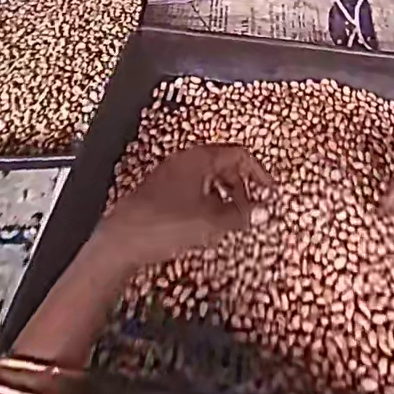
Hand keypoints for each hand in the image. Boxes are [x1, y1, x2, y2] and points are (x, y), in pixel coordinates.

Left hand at [91, 145, 271, 271]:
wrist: (122, 239)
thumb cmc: (167, 224)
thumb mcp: (210, 222)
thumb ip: (240, 216)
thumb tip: (264, 212)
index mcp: (200, 158)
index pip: (238, 154)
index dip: (258, 172)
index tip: (271, 192)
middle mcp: (186, 159)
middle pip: (224, 163)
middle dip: (243, 185)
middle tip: (253, 211)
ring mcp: (172, 173)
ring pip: (209, 177)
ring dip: (226, 195)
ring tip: (233, 220)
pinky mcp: (162, 189)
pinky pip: (195, 187)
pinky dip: (209, 200)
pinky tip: (208, 223)